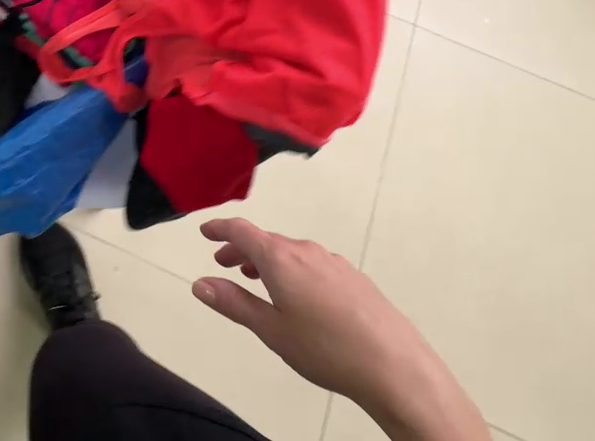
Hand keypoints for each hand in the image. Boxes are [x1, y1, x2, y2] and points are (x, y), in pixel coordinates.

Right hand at [193, 218, 487, 440]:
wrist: (396, 366)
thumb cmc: (325, 349)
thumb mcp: (271, 331)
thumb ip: (234, 303)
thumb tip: (199, 283)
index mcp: (279, 259)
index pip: (242, 231)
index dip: (220, 228)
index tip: (205, 232)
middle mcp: (305, 251)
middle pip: (266, 241)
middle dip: (242, 250)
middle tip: (225, 265)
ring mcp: (333, 262)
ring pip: (291, 252)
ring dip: (268, 260)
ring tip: (258, 280)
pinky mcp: (354, 277)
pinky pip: (313, 263)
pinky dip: (294, 269)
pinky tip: (300, 296)